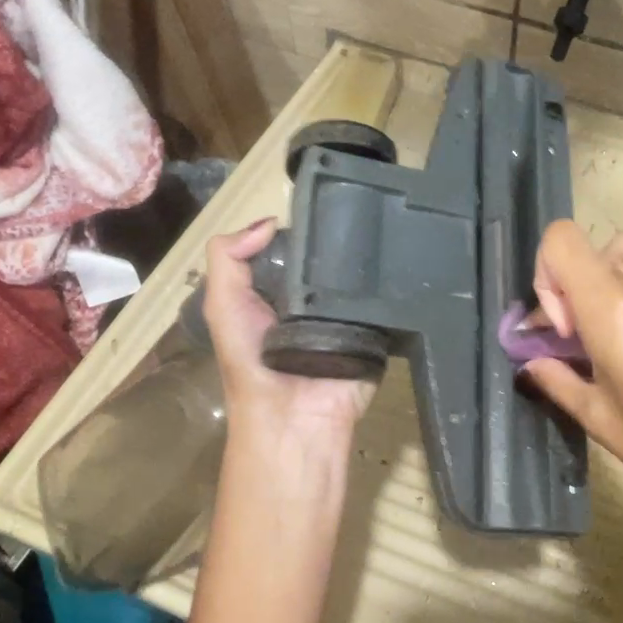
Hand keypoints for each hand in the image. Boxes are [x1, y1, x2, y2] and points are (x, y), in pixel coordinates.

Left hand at [202, 219, 376, 447]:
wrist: (293, 418)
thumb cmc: (251, 362)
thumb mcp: (222, 305)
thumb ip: (228, 259)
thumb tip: (268, 221)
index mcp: (279, 292)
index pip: (296, 248)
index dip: (302, 228)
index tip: (320, 204)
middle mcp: (315, 301)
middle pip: (332, 258)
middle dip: (340, 238)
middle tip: (357, 213)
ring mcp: (349, 316)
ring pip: (362, 276)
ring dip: (370, 259)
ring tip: (382, 233)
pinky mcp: (377, 331)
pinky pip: (389, 302)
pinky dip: (392, 287)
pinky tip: (400, 263)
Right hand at [521, 221, 622, 541]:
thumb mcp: (603, 423)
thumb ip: (560, 380)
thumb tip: (532, 361)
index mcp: (617, 312)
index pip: (562, 242)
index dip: (546, 276)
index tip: (563, 328)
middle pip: (596, 248)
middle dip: (579, 286)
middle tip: (585, 338)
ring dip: (613, 281)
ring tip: (619, 334)